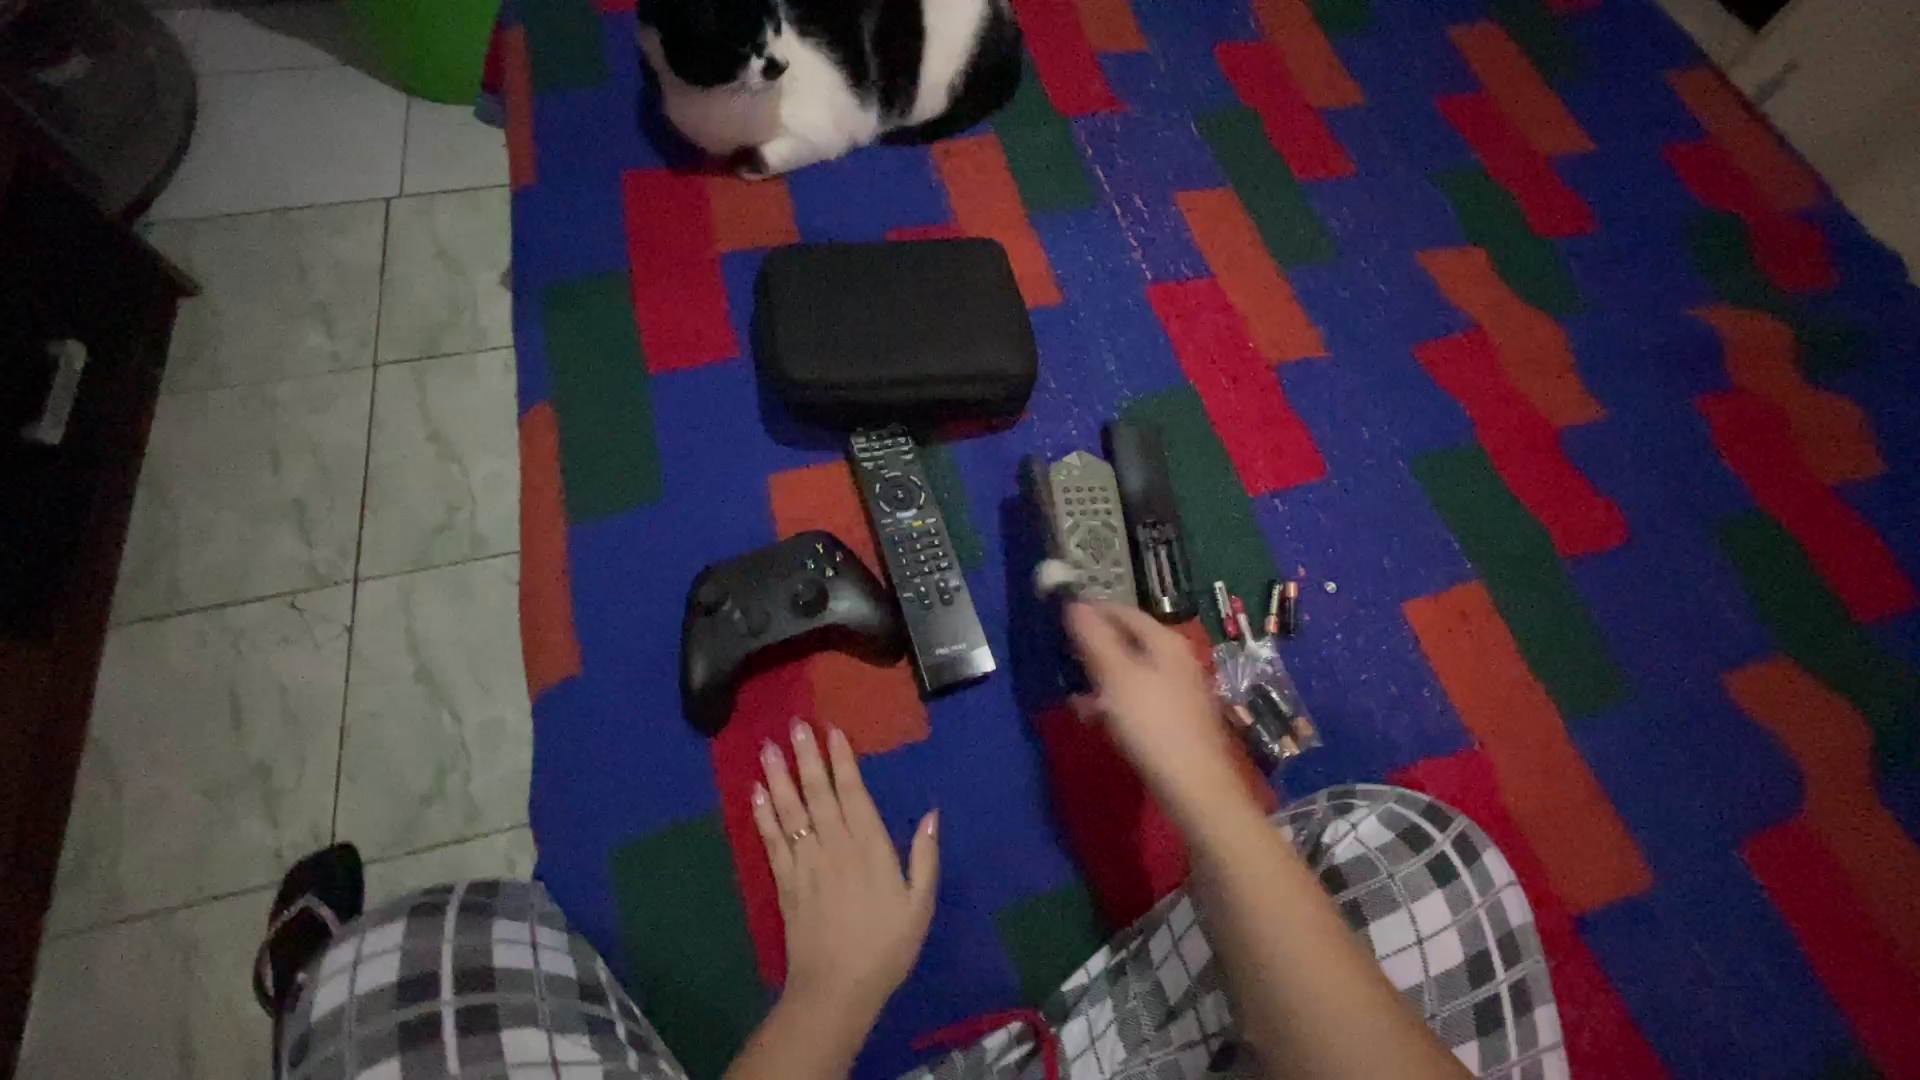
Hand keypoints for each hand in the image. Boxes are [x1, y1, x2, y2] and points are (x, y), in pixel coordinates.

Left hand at [752, 720, 938, 1021]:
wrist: (837, 989)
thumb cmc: (886, 945)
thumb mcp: (920, 904)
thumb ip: (925, 857)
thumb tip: (932, 814)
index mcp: (870, 848)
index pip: (853, 794)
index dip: (843, 761)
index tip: (833, 731)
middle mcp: (835, 846)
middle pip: (817, 793)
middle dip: (806, 757)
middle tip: (794, 724)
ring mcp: (805, 863)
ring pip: (790, 811)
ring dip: (778, 777)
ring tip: (767, 747)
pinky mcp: (785, 882)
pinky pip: (772, 841)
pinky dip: (763, 815)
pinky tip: (756, 793)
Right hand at [1065, 602, 1243, 806]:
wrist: (1194, 784)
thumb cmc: (1151, 723)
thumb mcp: (1115, 676)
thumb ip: (1094, 637)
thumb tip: (1074, 602)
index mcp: (1165, 641)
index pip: (1122, 611)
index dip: (1091, 612)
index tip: (1060, 619)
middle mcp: (1176, 658)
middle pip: (1128, 641)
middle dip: (1094, 649)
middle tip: (1064, 658)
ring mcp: (1179, 688)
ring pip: (1131, 671)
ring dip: (1101, 678)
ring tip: (1075, 695)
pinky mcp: (1175, 716)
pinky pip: (1137, 696)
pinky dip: (1115, 701)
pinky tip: (1097, 718)